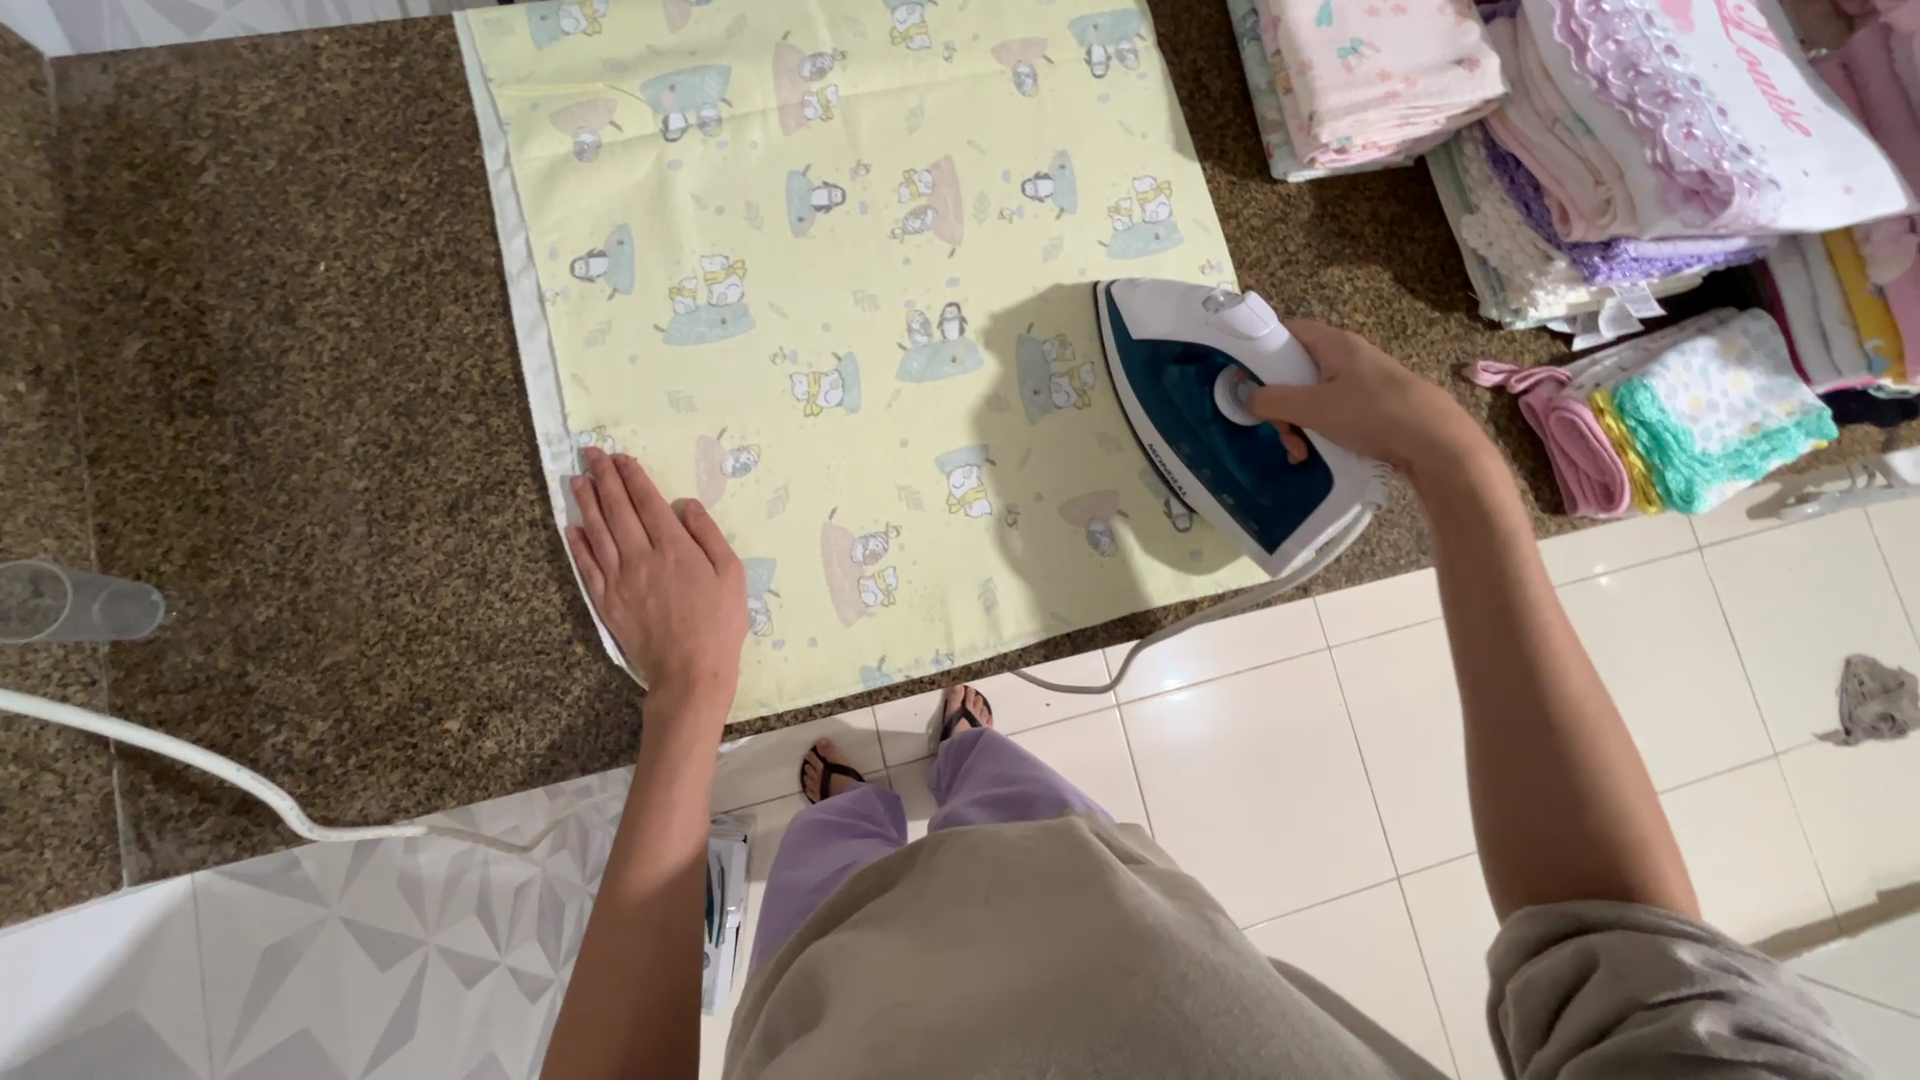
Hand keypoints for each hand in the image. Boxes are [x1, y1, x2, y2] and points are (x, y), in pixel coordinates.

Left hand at [566, 447, 746, 717]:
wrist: (690, 670)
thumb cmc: (720, 623)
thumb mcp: (732, 575)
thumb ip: (710, 537)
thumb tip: (689, 506)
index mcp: (674, 548)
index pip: (648, 502)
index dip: (633, 477)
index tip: (621, 457)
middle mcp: (641, 557)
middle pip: (618, 510)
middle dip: (604, 478)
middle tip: (591, 454)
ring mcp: (619, 579)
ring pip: (597, 532)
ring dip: (587, 503)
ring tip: (577, 480)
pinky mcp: (606, 601)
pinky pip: (586, 566)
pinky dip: (578, 544)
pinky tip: (572, 527)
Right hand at [1248, 319, 1490, 479]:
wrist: (1432, 441)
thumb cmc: (1371, 413)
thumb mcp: (1312, 408)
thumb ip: (1272, 400)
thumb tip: (1247, 397)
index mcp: (1333, 344)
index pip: (1286, 330)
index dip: (1259, 348)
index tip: (1243, 375)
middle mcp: (1345, 357)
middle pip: (1293, 370)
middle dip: (1278, 402)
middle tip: (1276, 427)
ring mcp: (1358, 382)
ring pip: (1309, 396)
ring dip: (1295, 424)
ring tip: (1298, 450)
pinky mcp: (1367, 406)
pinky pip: (1328, 412)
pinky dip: (1315, 431)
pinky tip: (1313, 453)